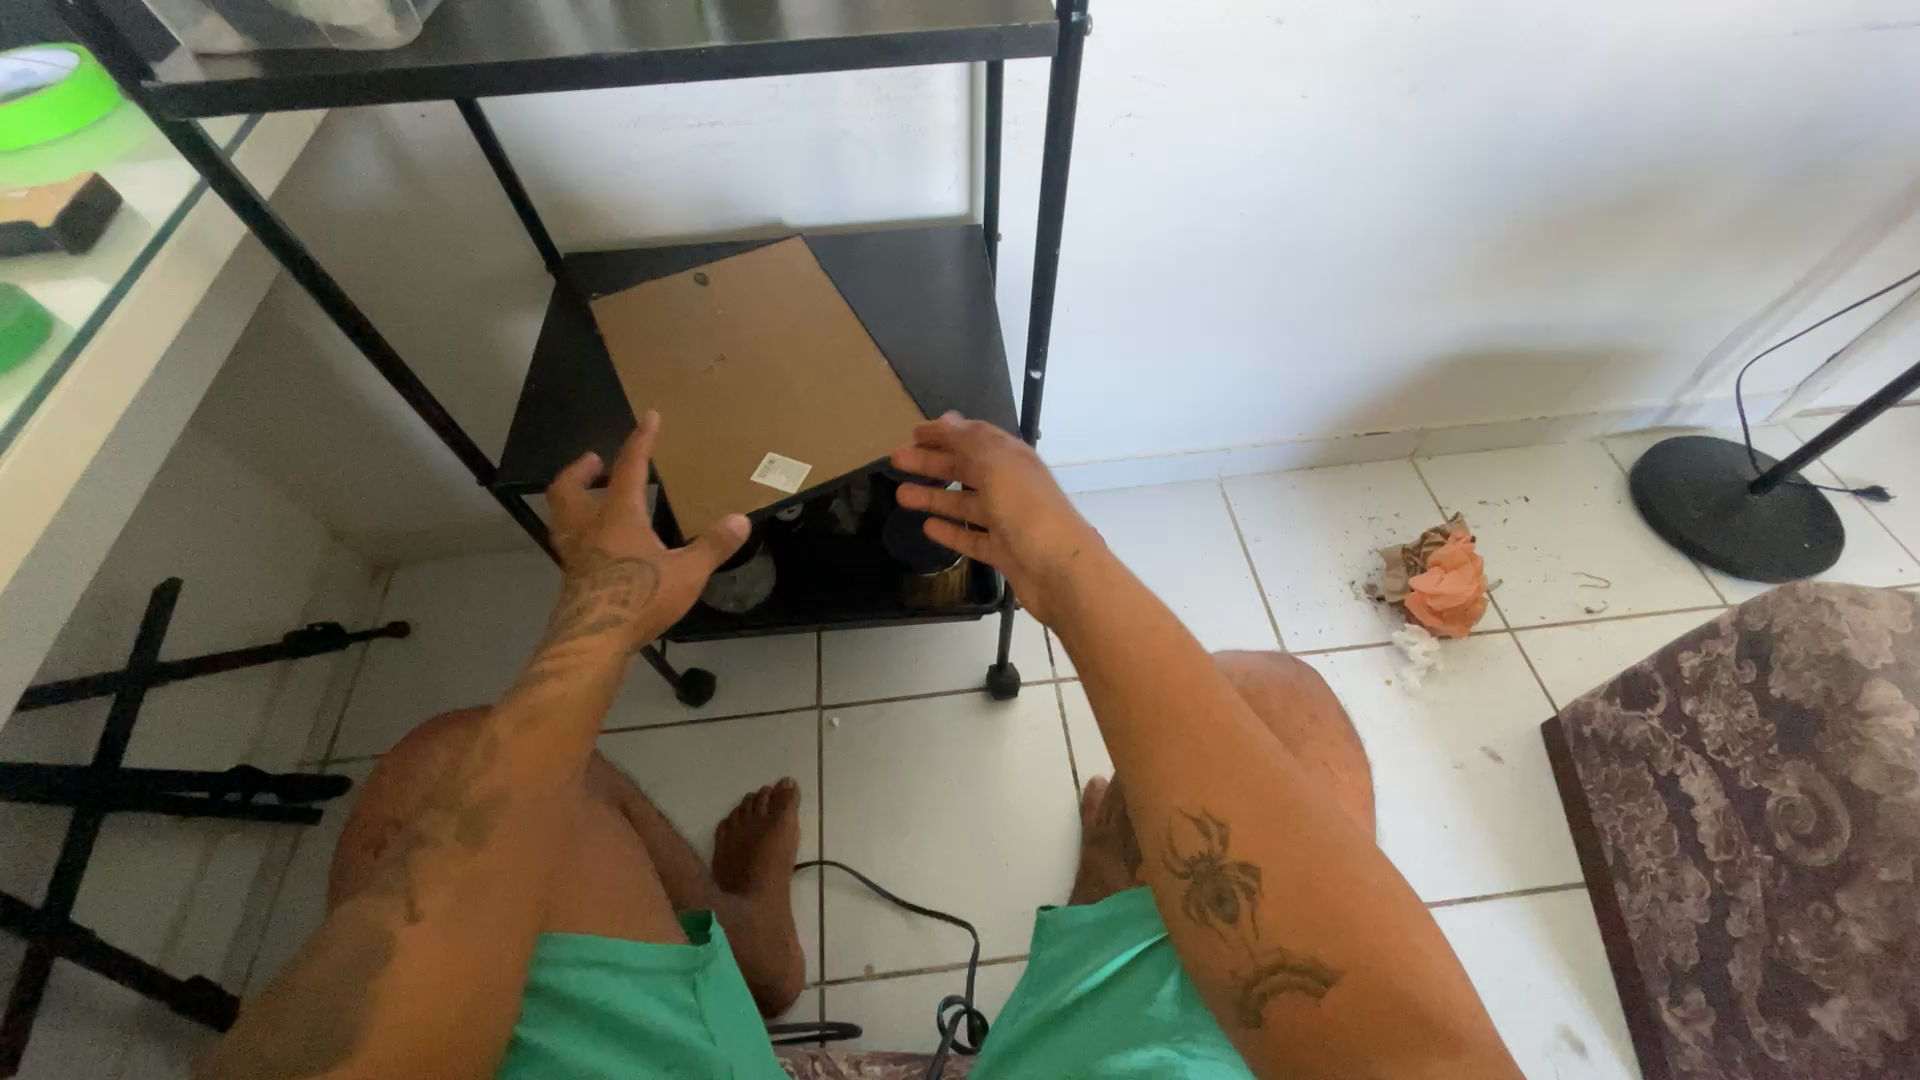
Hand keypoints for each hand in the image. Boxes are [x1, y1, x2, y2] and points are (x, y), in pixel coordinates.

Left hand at [545, 410, 749, 650]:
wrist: (593, 640)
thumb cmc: (640, 598)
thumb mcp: (687, 573)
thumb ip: (713, 546)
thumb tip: (741, 520)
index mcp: (618, 516)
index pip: (628, 468)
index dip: (640, 441)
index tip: (648, 418)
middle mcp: (589, 529)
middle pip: (569, 489)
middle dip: (580, 470)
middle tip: (594, 461)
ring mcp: (575, 556)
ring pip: (561, 517)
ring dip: (572, 500)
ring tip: (589, 499)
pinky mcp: (572, 579)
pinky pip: (569, 544)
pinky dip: (579, 533)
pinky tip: (598, 548)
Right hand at [891, 413, 1104, 623]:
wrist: (1061, 570)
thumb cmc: (1028, 510)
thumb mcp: (997, 464)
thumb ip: (970, 441)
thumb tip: (947, 420)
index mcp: (1011, 459)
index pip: (973, 438)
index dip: (944, 433)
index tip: (913, 433)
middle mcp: (1009, 486)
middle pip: (965, 469)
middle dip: (931, 463)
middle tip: (896, 461)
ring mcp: (1006, 521)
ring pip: (964, 504)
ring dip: (933, 497)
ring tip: (901, 495)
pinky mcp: (1002, 552)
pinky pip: (971, 538)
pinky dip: (950, 532)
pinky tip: (927, 528)